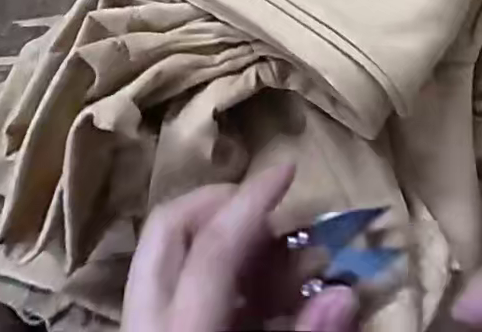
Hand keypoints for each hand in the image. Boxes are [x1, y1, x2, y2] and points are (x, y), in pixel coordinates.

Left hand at [124, 164, 359, 331]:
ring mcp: (137, 319)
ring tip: (275, 252)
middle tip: (269, 202)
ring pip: (168, 247)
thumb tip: (344, 290)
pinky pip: (172, 279)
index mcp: (176, 325)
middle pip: (171, 224)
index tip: (288, 165)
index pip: (212, 243)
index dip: (253, 200)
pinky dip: (214, 270)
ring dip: (223, 235)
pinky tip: (256, 288)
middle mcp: (144, 314)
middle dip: (221, 200)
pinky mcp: (146, 326)